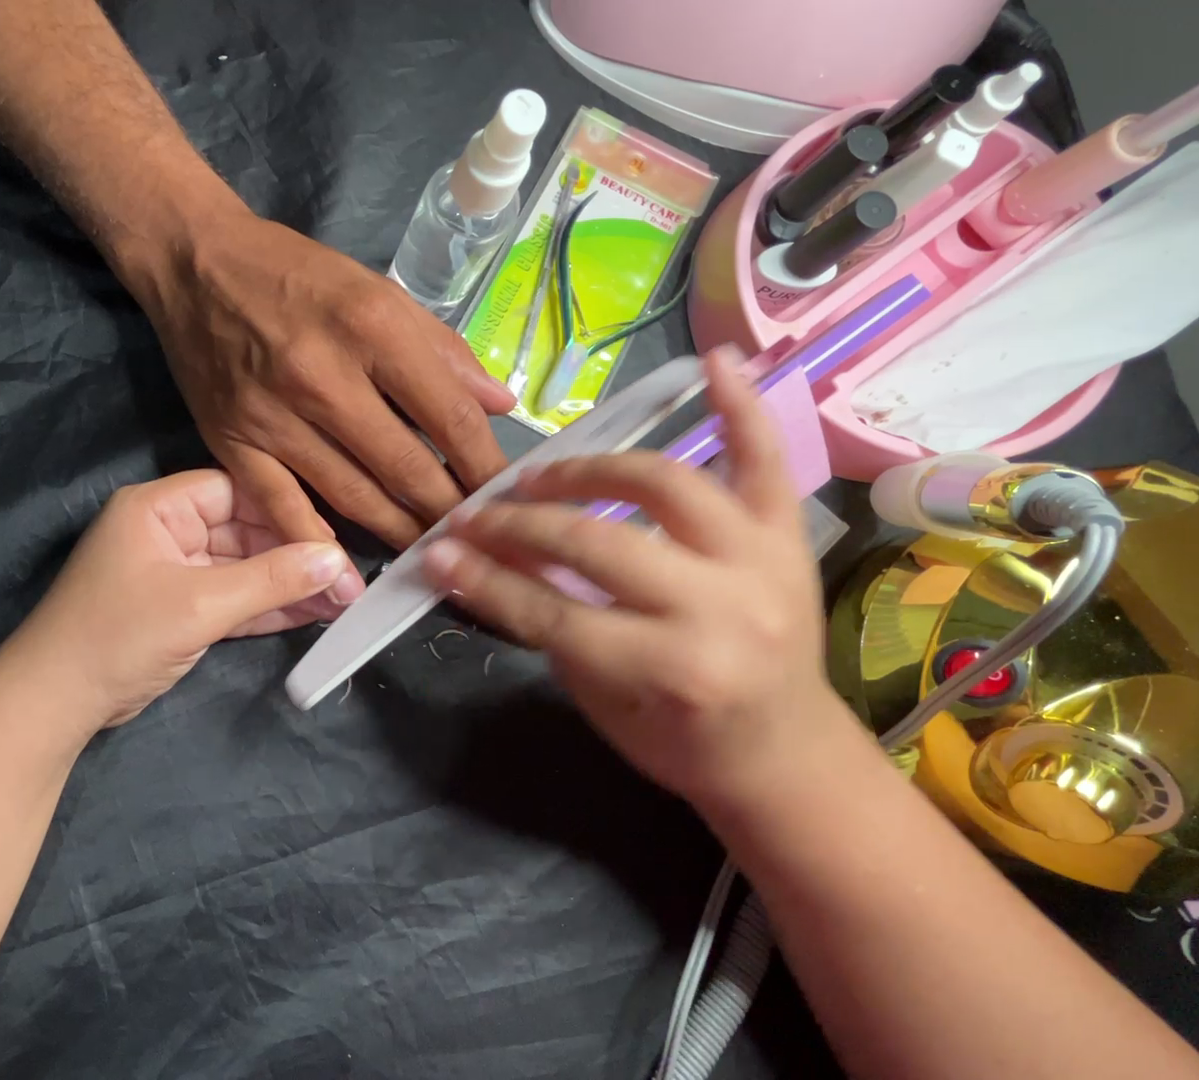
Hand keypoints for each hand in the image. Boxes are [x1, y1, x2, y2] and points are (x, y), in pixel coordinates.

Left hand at [5, 470, 353, 729]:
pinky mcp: (179, 610)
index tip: (336, 536)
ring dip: (286, 587)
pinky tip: (311, 615)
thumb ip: (270, 581)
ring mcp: (172, 573)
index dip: (286, 511)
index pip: (235, 491)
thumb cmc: (120, 636)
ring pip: (242, 570)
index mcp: (157, 508)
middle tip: (349, 581)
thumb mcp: (199, 604)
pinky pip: (231, 600)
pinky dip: (265, 609)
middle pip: (243, 532)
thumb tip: (337, 561)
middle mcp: (165, 531)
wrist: (57, 702)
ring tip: (344, 602)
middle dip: (294, 559)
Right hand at [128, 208, 517, 561]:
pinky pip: (282, 507)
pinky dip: (316, 545)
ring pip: (351, 495)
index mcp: (370, 327)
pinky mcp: (234, 444)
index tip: (505, 498)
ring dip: (398, 531)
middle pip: (404, 467)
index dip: (484, 465)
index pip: (446, 415)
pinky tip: (347, 575)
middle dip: (447, 511)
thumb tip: (498, 404)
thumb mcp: (376, 288)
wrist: (197, 265)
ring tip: (429, 552)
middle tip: (474, 538)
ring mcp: (273, 418)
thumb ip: (440, 349)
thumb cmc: (294, 272)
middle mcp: (323, 377)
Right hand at [421, 348, 856, 809]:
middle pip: (599, 543)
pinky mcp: (790, 537)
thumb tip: (486, 562)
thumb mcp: (599, 698)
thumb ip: (550, 624)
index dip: (485, 581)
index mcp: (675, 669)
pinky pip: (769, 462)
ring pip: (665, 484)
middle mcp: (726, 608)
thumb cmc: (679, 741)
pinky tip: (716, 361)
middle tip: (473, 515)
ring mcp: (765, 562)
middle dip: (520, 525)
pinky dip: (743, 408)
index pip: (554, 614)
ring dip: (590, 469)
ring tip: (542, 476)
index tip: (435, 552)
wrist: (782, 754)